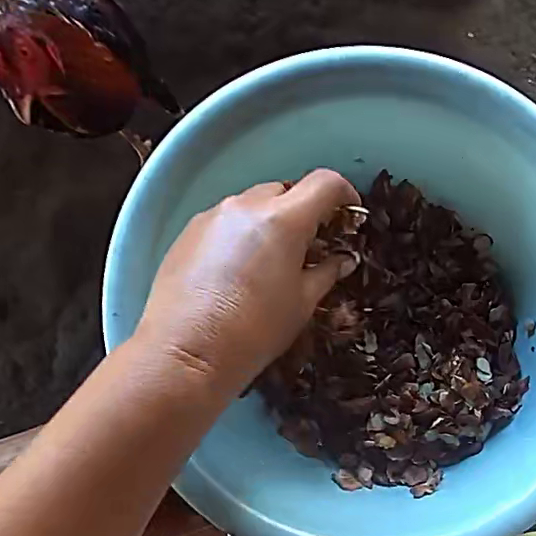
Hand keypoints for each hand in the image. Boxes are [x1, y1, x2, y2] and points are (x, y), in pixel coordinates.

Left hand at [132, 169, 360, 394]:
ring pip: (253, 204)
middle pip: (286, 190)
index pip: (325, 183)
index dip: (344, 194)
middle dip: (304, 211)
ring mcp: (213, 216)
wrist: (186, 352)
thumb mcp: (303, 304)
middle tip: (312, 246)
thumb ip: (327, 272)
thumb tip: (341, 260)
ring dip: (270, 222)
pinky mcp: (189, 232)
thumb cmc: (252, 332)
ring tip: (273, 262)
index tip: (350, 214)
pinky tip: (240, 271)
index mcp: (283, 219)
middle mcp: (246, 206)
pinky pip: (226, 221)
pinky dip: (241, 235)